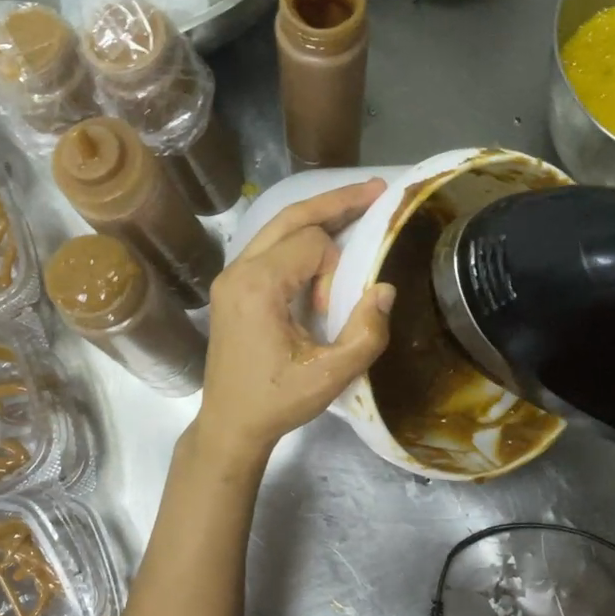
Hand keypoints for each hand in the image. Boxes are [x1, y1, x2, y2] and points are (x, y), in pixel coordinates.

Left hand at [192, 180, 396, 465]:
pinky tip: (322, 245)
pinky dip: (299, 240)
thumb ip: (366, 334)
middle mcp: (238, 270)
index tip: (329, 311)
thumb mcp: (330, 377)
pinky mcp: (231, 288)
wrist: (230, 424)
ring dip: (317, 219)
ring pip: (277, 227)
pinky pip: (269, 247)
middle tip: (376, 191)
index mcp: (258, 286)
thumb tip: (384, 289)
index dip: (335, 270)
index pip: (313, 243)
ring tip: (356, 208)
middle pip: (291, 216)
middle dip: (336, 203)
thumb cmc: (276, 402)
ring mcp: (230, 277)